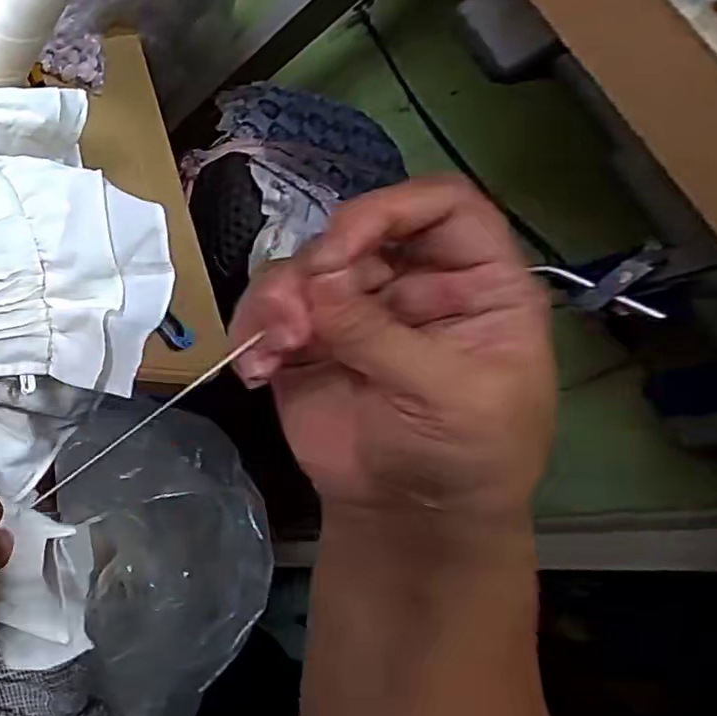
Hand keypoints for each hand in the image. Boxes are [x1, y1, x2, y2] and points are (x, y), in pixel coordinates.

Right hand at [230, 176, 553, 532]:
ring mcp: (344, 312)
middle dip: (307, 276)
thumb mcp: (444, 393)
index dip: (385, 212)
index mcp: (469, 284)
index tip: (335, 253)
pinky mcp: (296, 340)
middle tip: (292, 325)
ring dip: (270, 308)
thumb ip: (378, 333)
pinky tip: (256, 372)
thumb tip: (318, 279)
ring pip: (291, 273)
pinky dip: (247, 337)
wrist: (402, 507)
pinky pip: (259, 313)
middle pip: (344, 238)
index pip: (439, 208)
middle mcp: (403, 286)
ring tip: (271, 354)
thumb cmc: (462, 452)